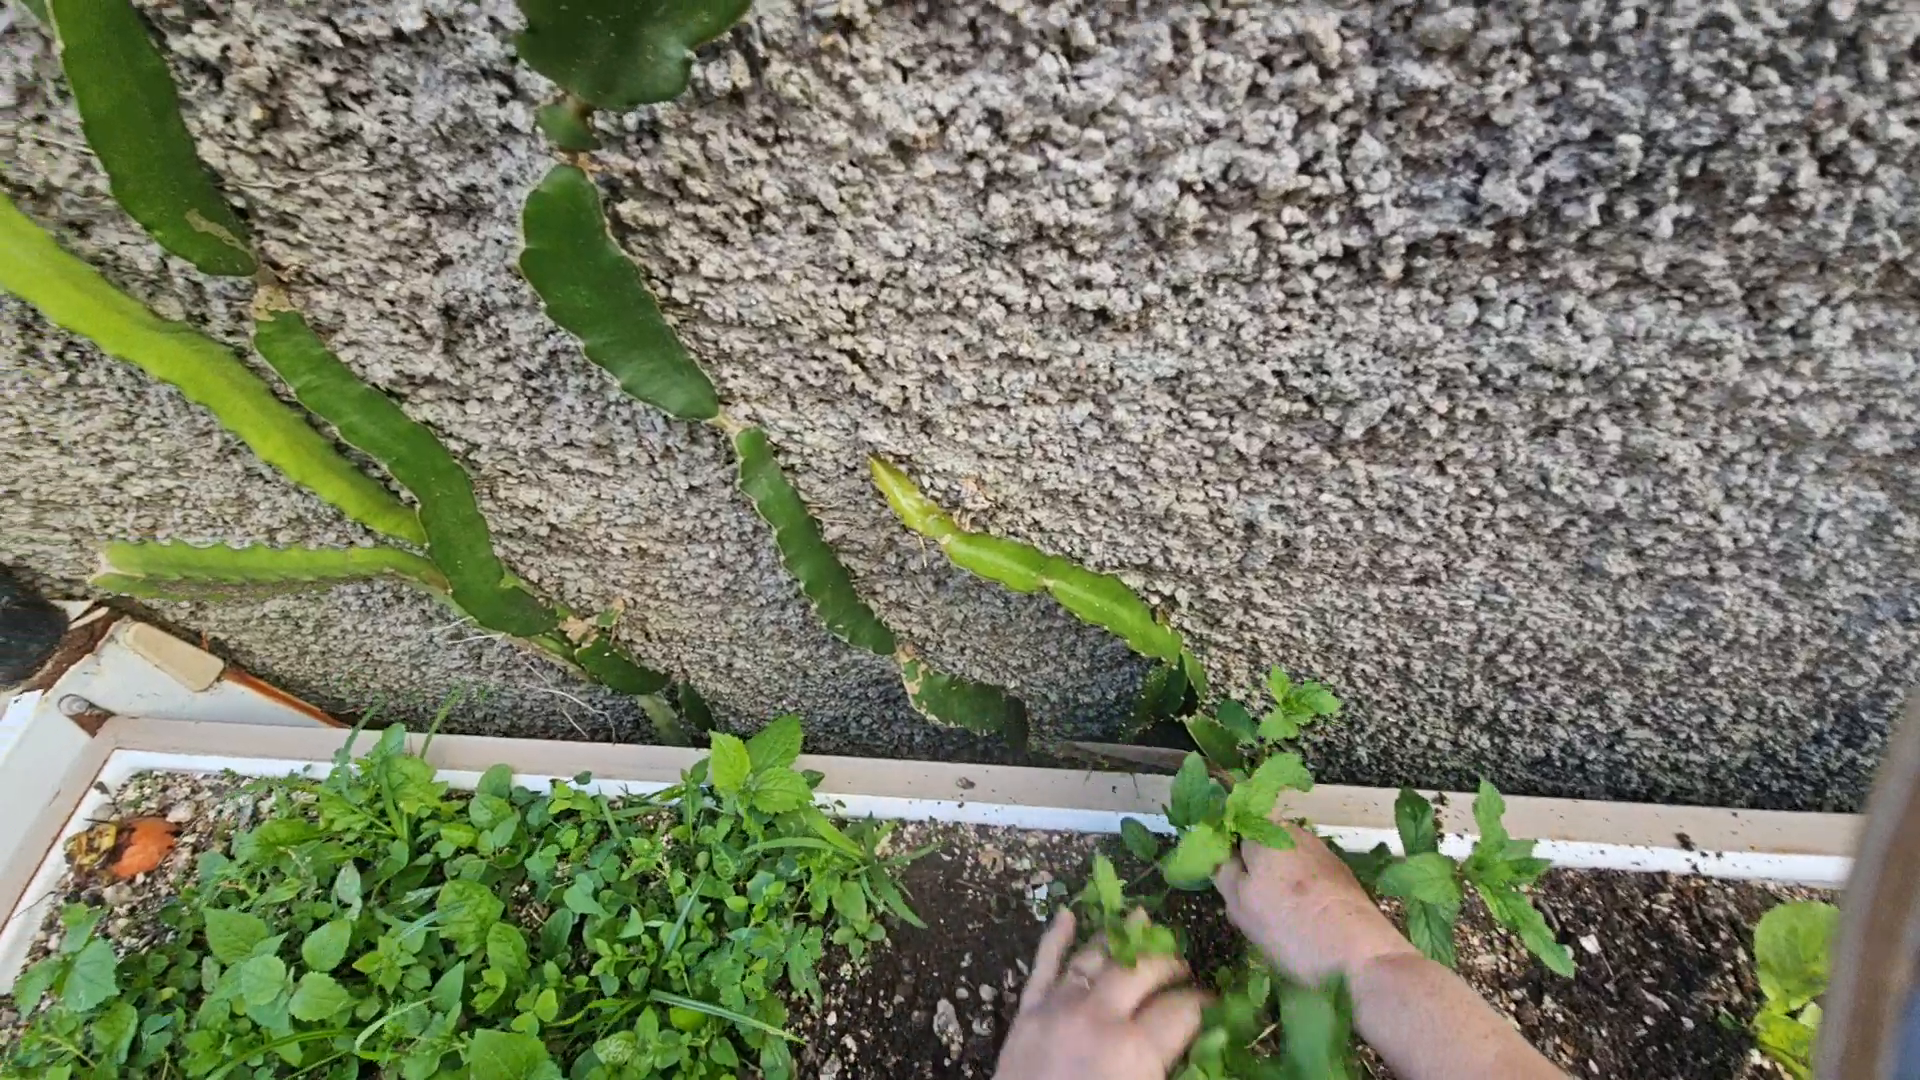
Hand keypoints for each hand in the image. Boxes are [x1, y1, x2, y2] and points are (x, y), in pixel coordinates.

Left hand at [993, 910, 1205, 1079]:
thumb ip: (1171, 1075)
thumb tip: (1205, 1056)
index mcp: (1135, 1052)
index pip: (1181, 1011)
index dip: (1203, 1002)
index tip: (1215, 1001)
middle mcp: (1098, 1015)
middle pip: (1141, 971)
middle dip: (1168, 963)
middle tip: (1184, 967)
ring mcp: (1059, 1006)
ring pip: (1094, 955)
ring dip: (1119, 936)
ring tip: (1140, 918)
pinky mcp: (1027, 1009)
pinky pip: (1043, 963)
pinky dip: (1055, 935)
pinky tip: (1065, 913)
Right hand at [1213, 824, 1417, 984]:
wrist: (1365, 960)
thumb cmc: (1292, 927)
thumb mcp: (1240, 903)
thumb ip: (1222, 869)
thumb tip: (1215, 850)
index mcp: (1266, 829)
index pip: (1231, 821)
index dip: (1221, 844)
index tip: (1220, 872)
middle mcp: (1294, 831)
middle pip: (1258, 842)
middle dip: (1248, 867)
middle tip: (1244, 905)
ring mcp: (1321, 852)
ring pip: (1282, 862)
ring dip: (1273, 882)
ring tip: (1274, 921)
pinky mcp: (1341, 876)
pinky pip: (1305, 877)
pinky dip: (1298, 893)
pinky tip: (1300, 924)